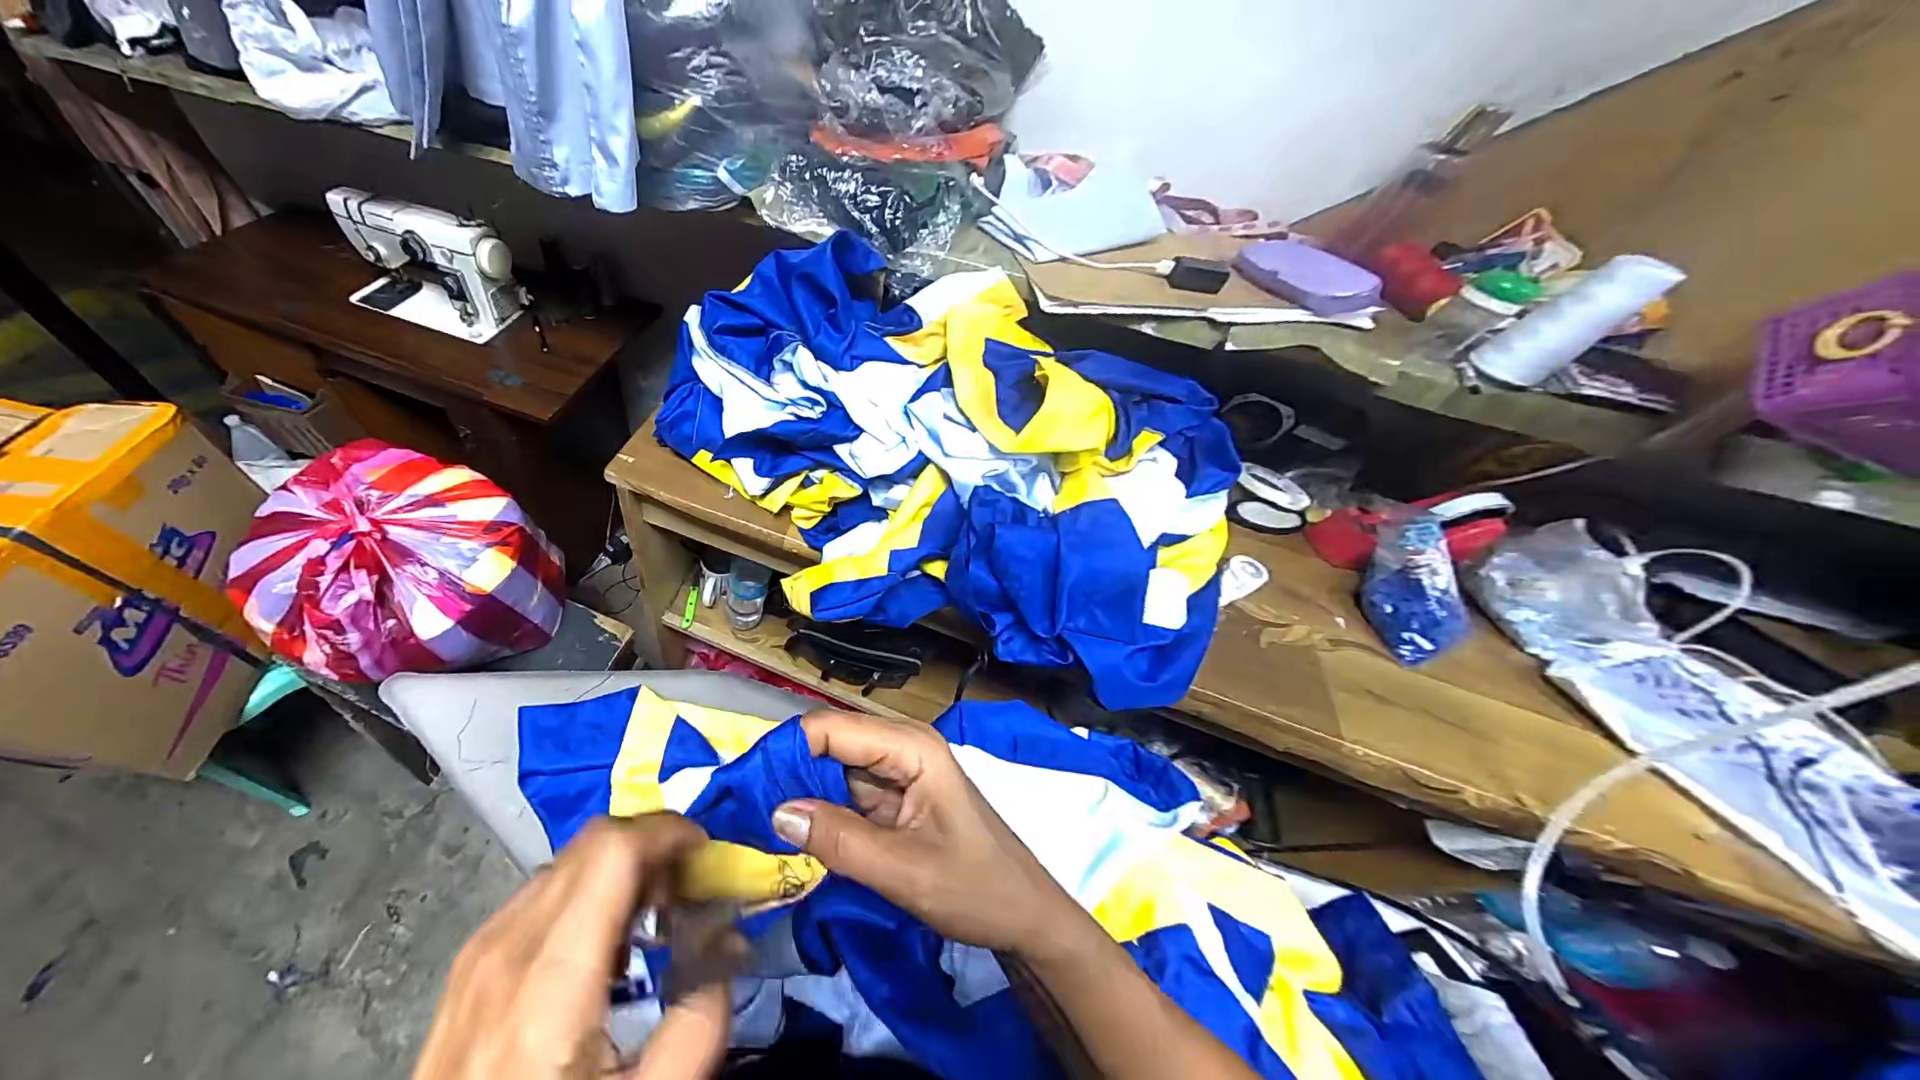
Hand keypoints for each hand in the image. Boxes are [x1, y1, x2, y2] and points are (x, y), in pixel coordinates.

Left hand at [414, 815, 730, 1079]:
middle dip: (653, 845)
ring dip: (622, 865)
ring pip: (568, 860)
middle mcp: (508, 948)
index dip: (668, 833)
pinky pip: (542, 890)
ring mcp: (481, 952)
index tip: (706, 853)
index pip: (612, 851)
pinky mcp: (470, 965)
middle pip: (592, 843)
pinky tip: (604, 942)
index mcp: (551, 981)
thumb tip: (725, 956)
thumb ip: (697, 1031)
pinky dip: (589, 889)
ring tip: (652, 914)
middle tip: (688, 887)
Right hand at [770, 711, 1090, 959]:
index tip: (739, 788)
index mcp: (912, 747)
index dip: (783, 752)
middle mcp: (902, 748)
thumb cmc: (976, 888)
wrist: (1023, 915)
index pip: (830, 729)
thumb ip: (840, 840)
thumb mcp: (905, 871)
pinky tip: (787, 835)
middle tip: (735, 813)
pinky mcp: (894, 799)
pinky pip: (844, 795)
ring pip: (831, 771)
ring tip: (748, 826)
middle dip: (784, 774)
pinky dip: (817, 812)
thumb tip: (775, 811)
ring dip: (795, 795)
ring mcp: (898, 773)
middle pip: (827, 745)